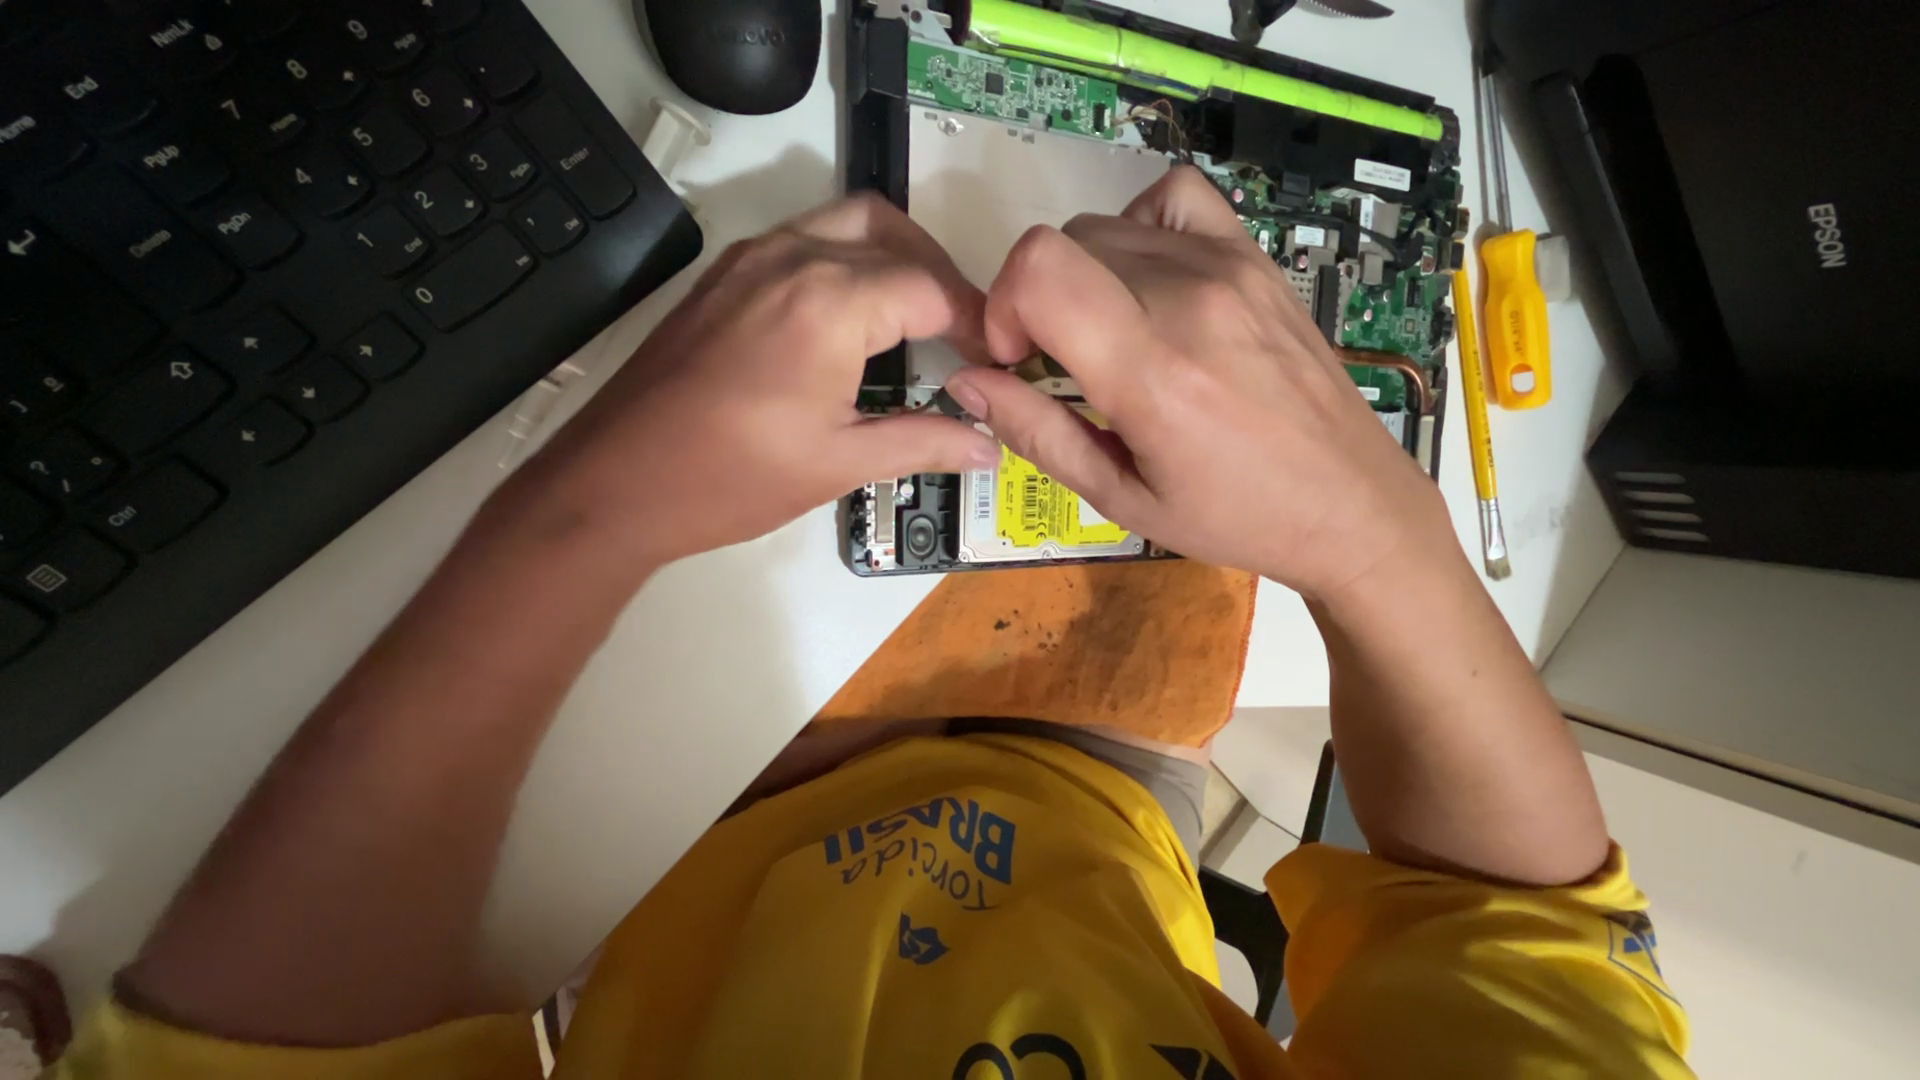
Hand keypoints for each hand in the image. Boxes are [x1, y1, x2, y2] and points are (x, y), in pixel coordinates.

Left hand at [499, 195, 999, 566]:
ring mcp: (749, 259)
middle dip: (938, 274)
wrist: (616, 483)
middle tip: (958, 332)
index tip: (991, 360)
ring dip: (890, 255)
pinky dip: (843, 260)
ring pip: (843, 221)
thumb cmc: (732, 479)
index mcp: (830, 302)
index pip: (931, 287)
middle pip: (892, 232)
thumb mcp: (840, 464)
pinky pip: (801, 239)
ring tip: (912, 319)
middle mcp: (792, 258)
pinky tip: (848, 321)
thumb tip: (989, 446)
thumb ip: (924, 442)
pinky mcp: (723, 276)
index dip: (972, 322)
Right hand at [943, 167, 1454, 599]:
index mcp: (1151, 368)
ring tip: (1108, 337)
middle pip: (1063, 245)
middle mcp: (1189, 297)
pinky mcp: (1255, 258)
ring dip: (1081, 278)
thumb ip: (1037, 432)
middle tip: (1062, 366)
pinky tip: (1146, 282)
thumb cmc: (1232, 516)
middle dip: (1035, 302)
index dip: (1003, 308)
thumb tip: (967, 382)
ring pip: (1107, 226)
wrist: (1349, 503)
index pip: (1038, 268)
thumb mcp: (1120, 497)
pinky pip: (1174, 198)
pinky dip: (1138, 227)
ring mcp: (1229, 266)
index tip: (1020, 362)